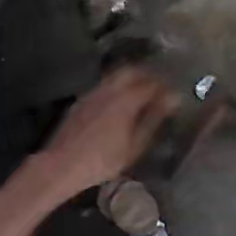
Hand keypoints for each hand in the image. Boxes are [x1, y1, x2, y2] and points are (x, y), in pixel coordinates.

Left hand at [30, 66, 178, 200]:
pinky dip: (115, 88)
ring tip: (139, 96)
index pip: (151, 83)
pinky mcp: (80, 100)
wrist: (62, 164)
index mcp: (125, 99)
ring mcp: (91, 93)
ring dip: (130, 80)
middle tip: (156, 89)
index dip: (164, 86)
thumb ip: (153, 119)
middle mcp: (108, 89)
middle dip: (146, 75)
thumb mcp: (134, 146)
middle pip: (131, 70)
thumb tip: (172, 98)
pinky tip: (117, 104)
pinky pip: (102, 86)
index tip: (171, 94)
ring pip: (114, 76)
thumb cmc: (103, 161)